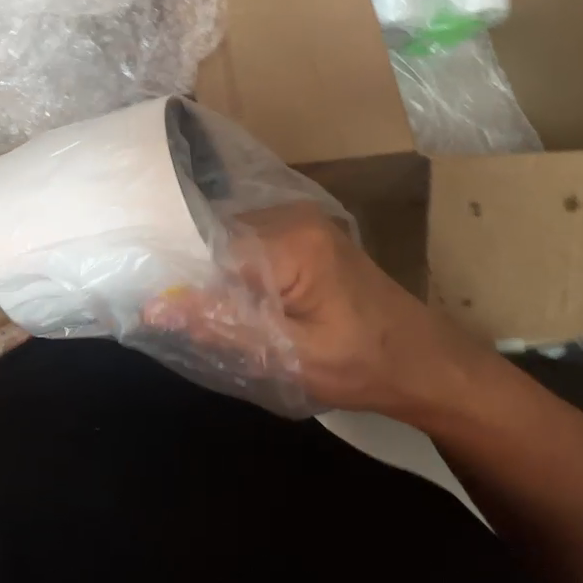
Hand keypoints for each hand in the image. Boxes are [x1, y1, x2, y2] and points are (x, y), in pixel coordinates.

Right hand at [144, 202, 489, 421]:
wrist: (428, 363)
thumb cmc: (365, 366)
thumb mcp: (291, 358)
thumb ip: (222, 326)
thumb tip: (153, 307)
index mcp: (292, 241)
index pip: (209, 247)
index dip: (180, 277)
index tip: (155, 306)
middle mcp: (289, 215)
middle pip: (215, 238)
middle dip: (195, 276)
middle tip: (177, 315)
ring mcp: (296, 218)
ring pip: (226, 240)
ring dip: (213, 275)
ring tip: (203, 311)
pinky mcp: (299, 230)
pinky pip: (246, 243)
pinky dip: (233, 271)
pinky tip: (233, 300)